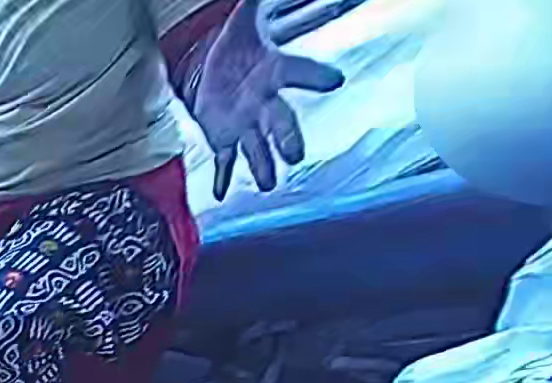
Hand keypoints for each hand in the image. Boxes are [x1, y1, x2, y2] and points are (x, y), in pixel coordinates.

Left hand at [189, 0, 345, 198]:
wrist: (217, 70)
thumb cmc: (236, 44)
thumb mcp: (244, 19)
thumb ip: (254, 2)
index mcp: (273, 71)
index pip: (298, 72)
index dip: (314, 76)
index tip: (335, 81)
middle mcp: (262, 102)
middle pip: (279, 121)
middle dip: (286, 137)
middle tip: (296, 156)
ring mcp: (243, 122)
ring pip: (255, 146)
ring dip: (261, 166)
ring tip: (268, 185)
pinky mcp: (222, 137)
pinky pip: (224, 160)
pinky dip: (221, 178)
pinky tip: (220, 194)